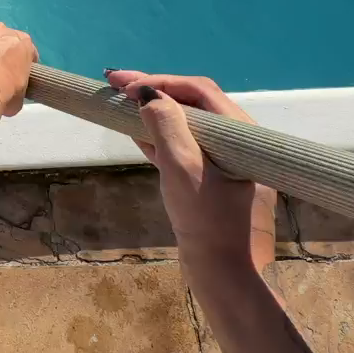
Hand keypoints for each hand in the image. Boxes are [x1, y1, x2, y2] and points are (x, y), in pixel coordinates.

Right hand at [106, 70, 277, 276]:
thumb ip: (166, 125)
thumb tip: (148, 93)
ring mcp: (222, 157)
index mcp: (239, 133)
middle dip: (151, 89)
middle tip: (114, 82)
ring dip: (150, 108)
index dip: (160, 82)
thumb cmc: (205, 217)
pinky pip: (180, 141)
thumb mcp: (181, 167)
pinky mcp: (209, 173)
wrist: (221, 270)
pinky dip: (156, 131)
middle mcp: (235, 139)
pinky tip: (133, 127)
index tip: (126, 87)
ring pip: (183, 120)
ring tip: (118, 99)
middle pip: (190, 101)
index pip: (197, 90)